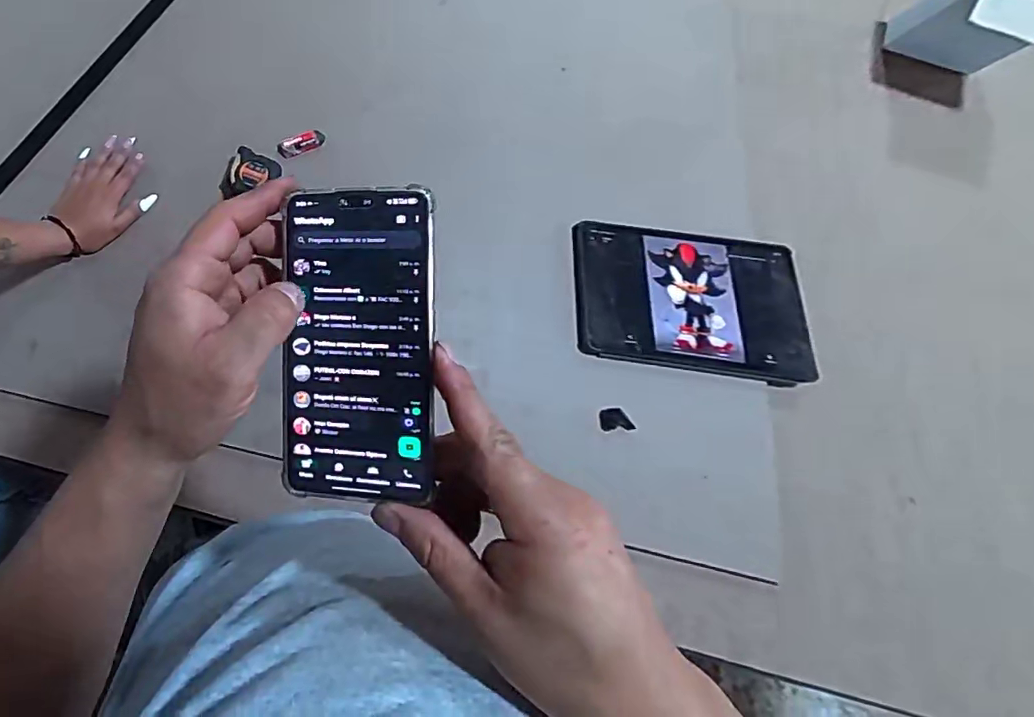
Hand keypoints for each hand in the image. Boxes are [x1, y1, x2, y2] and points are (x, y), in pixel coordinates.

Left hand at [46, 135, 149, 254]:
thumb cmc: (90, 234)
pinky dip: (84, 158)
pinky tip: (87, 151)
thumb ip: (132, 212)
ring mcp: (84, 182)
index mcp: (112, 194)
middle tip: (130, 139)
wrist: (61, 233)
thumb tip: (150, 198)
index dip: (135, 164)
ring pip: (97, 161)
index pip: (127, 175)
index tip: (141, 154)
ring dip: (106, 149)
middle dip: (123, 151)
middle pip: (113, 164)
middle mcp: (99, 184)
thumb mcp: (116, 228)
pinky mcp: (72, 184)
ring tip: (113, 138)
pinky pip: (79, 167)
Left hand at [108, 178, 303, 465]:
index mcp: (184, 277)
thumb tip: (296, 288)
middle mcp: (189, 282)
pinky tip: (298, 296)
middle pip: (234, 242)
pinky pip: (242, 295)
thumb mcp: (229, 362)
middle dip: (274, 233)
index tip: (294, 188)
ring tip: (319, 262)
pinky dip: (269, 291)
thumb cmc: (182, 401)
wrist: (151, 441)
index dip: (258, 201)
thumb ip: (266, 319)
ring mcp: (198, 303)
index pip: (222, 223)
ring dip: (275, 263)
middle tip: (322, 234)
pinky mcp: (208, 324)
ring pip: (241, 268)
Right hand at [371, 345, 736, 716]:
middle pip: (485, 457)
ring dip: (462, 492)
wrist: (646, 705)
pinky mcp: (578, 520)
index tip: (439, 352)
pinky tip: (473, 539)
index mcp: (544, 517)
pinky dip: (485, 503)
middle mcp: (564, 499)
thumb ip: (433, 548)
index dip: (460, 392)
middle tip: (411, 505)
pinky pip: (517, 491)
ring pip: (499, 474)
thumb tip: (388, 508)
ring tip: (446, 536)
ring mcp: (575, 508)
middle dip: (442, 471)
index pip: (490, 440)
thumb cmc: (566, 663)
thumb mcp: (484, 610)